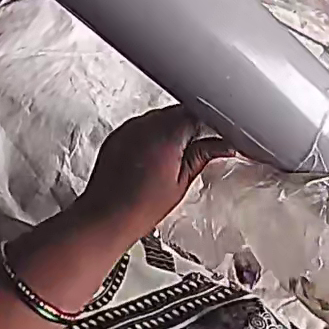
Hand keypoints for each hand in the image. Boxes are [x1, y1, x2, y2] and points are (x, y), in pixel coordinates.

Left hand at [73, 105, 238, 234]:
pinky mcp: (117, 135)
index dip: (210, 123)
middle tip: (198, 147)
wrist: (106, 216)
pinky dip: (151, 135)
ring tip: (172, 158)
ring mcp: (128, 128)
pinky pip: (140, 126)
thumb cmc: (139, 207)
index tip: (217, 134)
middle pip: (176, 112)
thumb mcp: (181, 182)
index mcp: (165, 134)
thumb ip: (203, 155)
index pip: (195, 113)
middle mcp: (144, 126)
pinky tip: (153, 158)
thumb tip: (221, 146)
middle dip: (190, 126)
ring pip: (158, 118)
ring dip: (170, 130)